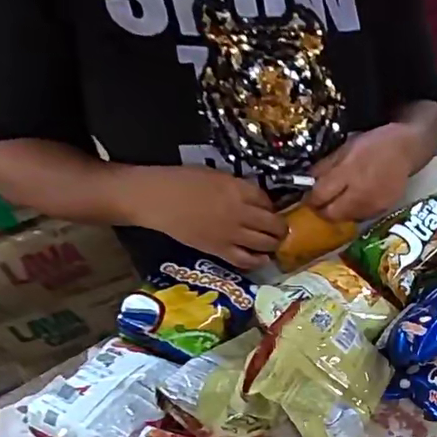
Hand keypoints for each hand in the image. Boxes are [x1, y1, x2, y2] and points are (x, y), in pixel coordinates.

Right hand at [125, 166, 287, 270]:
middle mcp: (240, 213)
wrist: (155, 198)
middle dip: (280, 228)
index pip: (267, 201)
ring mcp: (231, 234)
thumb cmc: (181, 180)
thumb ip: (237, 187)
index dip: (272, 207)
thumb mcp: (215, 175)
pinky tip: (262, 259)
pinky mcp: (219, 250)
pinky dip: (258, 261)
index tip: (271, 210)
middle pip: (273, 224)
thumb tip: (254, 199)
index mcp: (238, 190)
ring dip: (274, 244)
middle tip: (280, 229)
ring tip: (274, 244)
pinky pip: (246, 260)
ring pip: (265, 243)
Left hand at [305, 123, 429, 223]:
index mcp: (348, 173)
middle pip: (331, 214)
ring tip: (340, 200)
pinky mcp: (382, 211)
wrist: (405, 150)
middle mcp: (360, 193)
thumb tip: (309, 182)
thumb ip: (326, 167)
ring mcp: (372, 205)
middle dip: (323, 210)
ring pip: (346, 219)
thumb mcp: (345, 148)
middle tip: (322, 202)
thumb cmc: (373, 145)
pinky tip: (356, 200)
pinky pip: (361, 217)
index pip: (320, 196)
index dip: (311, 199)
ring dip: (339, 212)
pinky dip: (354, 211)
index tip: (310, 196)